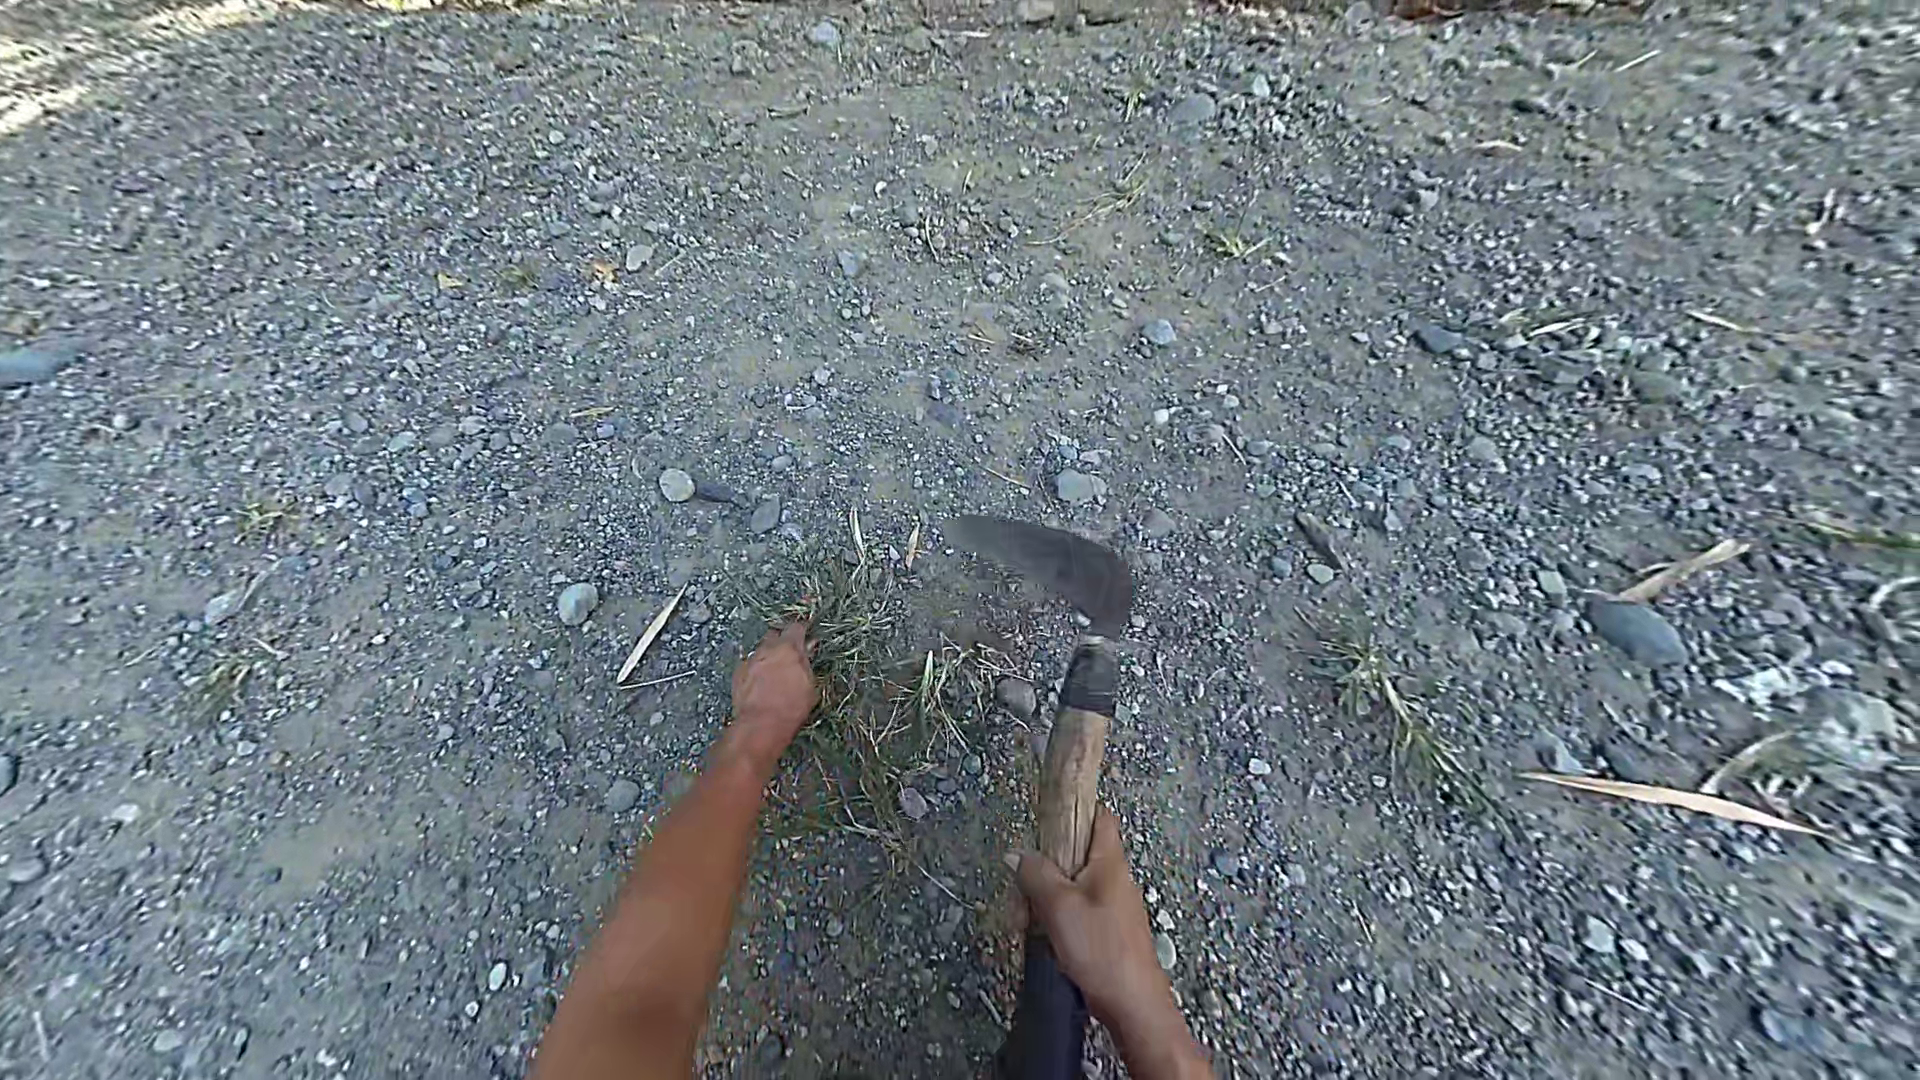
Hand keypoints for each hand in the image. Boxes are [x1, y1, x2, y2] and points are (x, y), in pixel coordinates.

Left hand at [728, 622, 815, 751]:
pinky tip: (761, 681)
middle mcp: (768, 649)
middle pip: (775, 634)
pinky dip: (756, 668)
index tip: (805, 634)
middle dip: (782, 640)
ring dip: (768, 655)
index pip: (796, 627)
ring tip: (775, 669)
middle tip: (790, 652)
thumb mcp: (810, 683)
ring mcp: (751, 660)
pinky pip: (749, 664)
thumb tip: (807, 650)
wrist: (762, 724)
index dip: (801, 630)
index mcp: (789, 647)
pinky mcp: (738, 673)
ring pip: (760, 649)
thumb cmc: (791, 706)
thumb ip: (806, 662)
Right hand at [1013, 807, 1183, 1038]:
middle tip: (1027, 884)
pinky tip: (1048, 938)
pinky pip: (1081, 909)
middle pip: (1079, 852)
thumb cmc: (1101, 950)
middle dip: (1049, 865)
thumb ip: (1035, 874)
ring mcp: (1116, 905)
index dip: (1077, 807)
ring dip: (1051, 896)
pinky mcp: (1112, 931)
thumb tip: (1016, 854)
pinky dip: (1062, 917)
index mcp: (1109, 861)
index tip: (1050, 814)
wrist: (1136, 1010)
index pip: (1100, 815)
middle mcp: (1115, 877)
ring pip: (1076, 884)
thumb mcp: (1059, 906)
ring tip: (1031, 919)